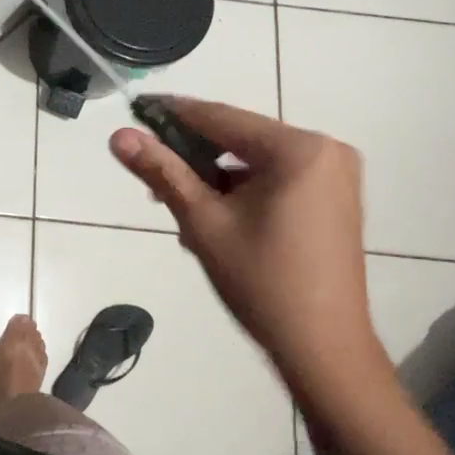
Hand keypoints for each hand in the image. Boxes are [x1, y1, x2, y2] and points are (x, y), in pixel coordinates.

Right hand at [108, 99, 382, 382]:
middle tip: (151, 175)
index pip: (221, 117)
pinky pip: (276, 179)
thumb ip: (162, 172)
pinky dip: (242, 191)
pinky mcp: (335, 200)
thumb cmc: (261, 281)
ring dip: (214, 178)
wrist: (323, 348)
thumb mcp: (203, 222)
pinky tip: (214, 219)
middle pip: (239, 138)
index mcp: (299, 149)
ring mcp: (336, 177)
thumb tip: (119, 136)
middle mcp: (325, 151)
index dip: (173, 113)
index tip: (134, 107)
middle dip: (193, 155)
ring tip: (180, 209)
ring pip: (255, 161)